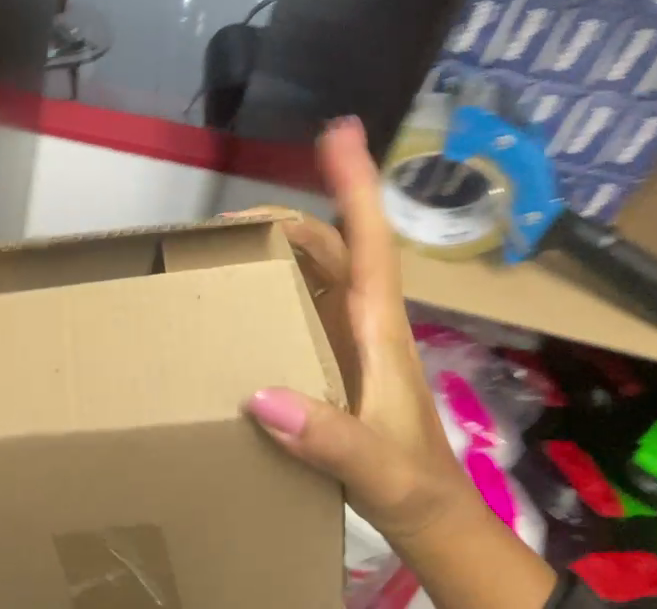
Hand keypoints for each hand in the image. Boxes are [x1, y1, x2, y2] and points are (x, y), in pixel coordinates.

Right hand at [233, 116, 481, 542]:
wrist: (434, 524)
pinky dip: (271, 283)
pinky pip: (299, 301)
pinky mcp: (330, 357)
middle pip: (331, 244)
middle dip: (286, 219)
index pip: (370, 239)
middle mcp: (364, 318)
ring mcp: (347, 337)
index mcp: (379, 325)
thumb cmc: (416, 488)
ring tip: (223, 248)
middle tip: (228, 223)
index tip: (341, 131)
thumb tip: (259, 395)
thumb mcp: (378, 469)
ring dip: (276, 247)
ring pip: (314, 268)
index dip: (356, 183)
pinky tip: (237, 298)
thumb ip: (329, 437)